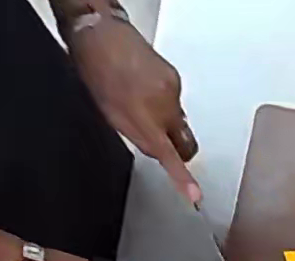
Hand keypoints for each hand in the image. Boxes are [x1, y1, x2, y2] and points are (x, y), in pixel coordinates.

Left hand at [69, 15, 202, 205]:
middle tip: (157, 136)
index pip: (170, 156)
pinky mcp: (176, 80)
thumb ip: (139, 139)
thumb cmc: (98, 70)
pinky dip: (163, 101)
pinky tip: (145, 87)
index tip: (195, 196)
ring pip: (179, 123)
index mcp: (144, 118)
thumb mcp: (112, 116)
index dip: (183, 178)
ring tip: (141, 100)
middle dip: (175, 146)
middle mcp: (164, 107)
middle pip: (185, 144)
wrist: (100, 31)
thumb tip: (159, 154)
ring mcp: (173, 92)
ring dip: (165, 120)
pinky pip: (176, 103)